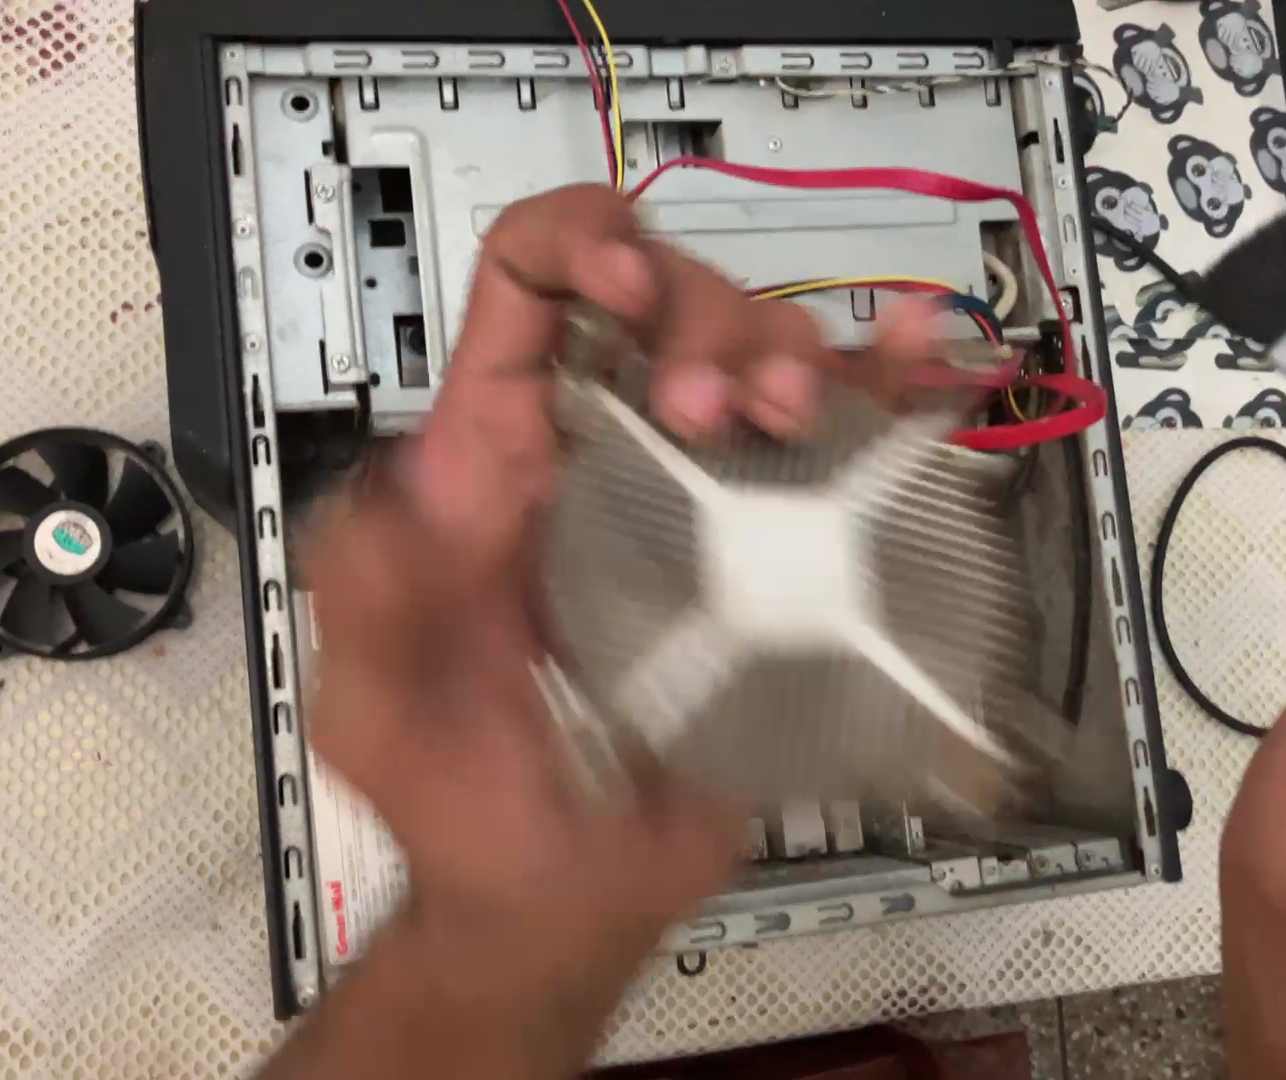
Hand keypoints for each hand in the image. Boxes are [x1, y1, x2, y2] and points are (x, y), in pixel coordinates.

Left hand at [291, 186, 941, 1074]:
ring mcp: (701, 498)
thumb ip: (368, 583)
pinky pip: (841, 443)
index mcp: (502, 462)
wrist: (566, 882)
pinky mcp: (774, 549)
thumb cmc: (467, 796)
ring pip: (759, 359)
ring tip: (786, 417)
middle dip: (698, 321)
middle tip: (706, 412)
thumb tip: (403, 478)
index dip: (576, 246)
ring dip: (787, 354)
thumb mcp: (375, 698)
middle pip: (668, 305)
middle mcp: (606, 455)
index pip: (529, 290)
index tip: (626, 286)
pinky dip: (885, 387)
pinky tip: (917, 356)